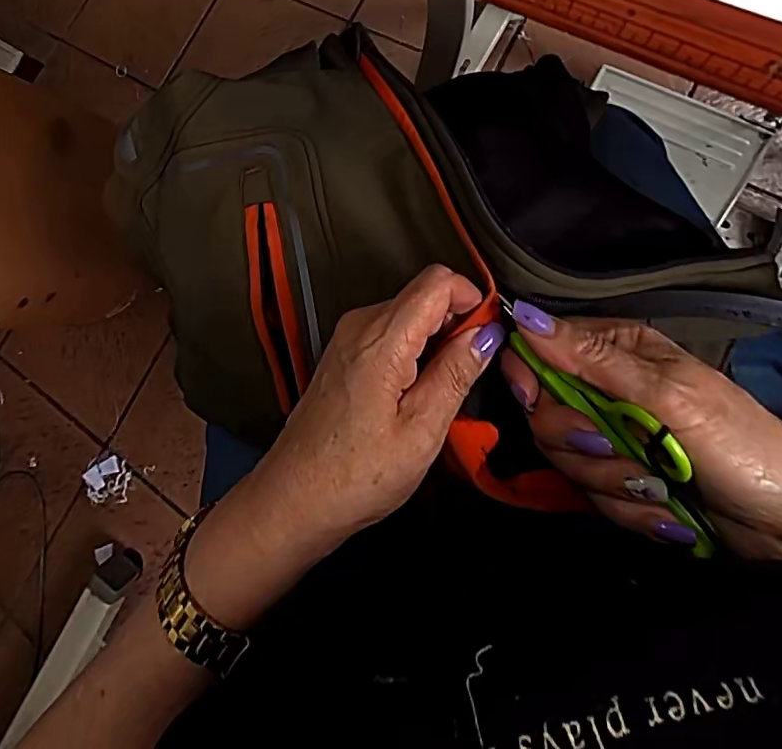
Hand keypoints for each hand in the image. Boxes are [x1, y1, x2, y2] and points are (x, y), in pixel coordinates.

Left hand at [186, 266, 503, 624]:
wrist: (293, 500)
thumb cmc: (352, 476)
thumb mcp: (422, 429)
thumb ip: (457, 372)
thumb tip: (486, 334)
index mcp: (381, 340)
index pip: (439, 281)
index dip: (473, 299)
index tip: (488, 332)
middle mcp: (361, 326)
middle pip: (426, 293)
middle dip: (459, 321)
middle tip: (472, 368)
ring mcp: (349, 336)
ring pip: (411, 310)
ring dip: (439, 336)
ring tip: (444, 386)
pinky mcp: (346, 351)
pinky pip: (393, 329)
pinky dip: (417, 346)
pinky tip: (418, 389)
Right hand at [499, 303, 781, 559]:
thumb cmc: (748, 448)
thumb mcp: (668, 394)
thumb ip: (593, 359)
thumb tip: (530, 320)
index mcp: (623, 351)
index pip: (546, 348)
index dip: (532, 374)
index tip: (537, 399)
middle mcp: (614, 390)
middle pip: (548, 410)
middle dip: (583, 441)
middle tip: (620, 445)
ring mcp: (619, 438)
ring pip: (569, 460)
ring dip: (616, 481)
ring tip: (662, 482)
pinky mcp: (626, 481)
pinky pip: (595, 497)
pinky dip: (631, 510)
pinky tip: (667, 507)